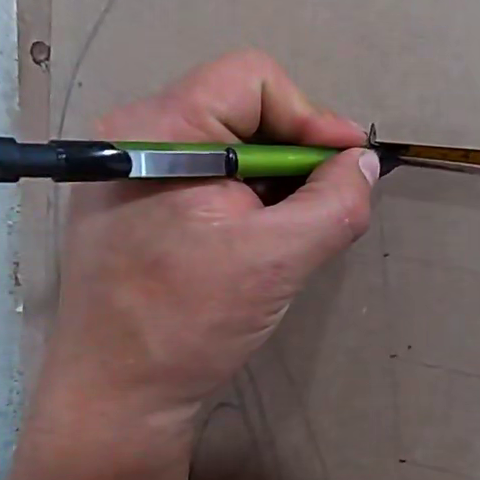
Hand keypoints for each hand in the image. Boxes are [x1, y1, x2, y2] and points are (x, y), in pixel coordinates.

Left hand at [33, 51, 377, 460]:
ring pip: (224, 147)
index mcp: (158, 132)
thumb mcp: (275, 262)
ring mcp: (129, 173)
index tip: (342, 165)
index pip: (250, 80)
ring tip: (286, 233)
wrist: (116, 399)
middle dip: (292, 154)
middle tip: (321, 203)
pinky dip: (242, 200)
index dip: (307, 116)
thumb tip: (363, 162)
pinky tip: (253, 243)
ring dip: (270, 182)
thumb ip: (334, 203)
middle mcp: (135, 138)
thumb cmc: (186, 326)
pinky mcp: (132, 206)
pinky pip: (202, 178)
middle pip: (238, 110)